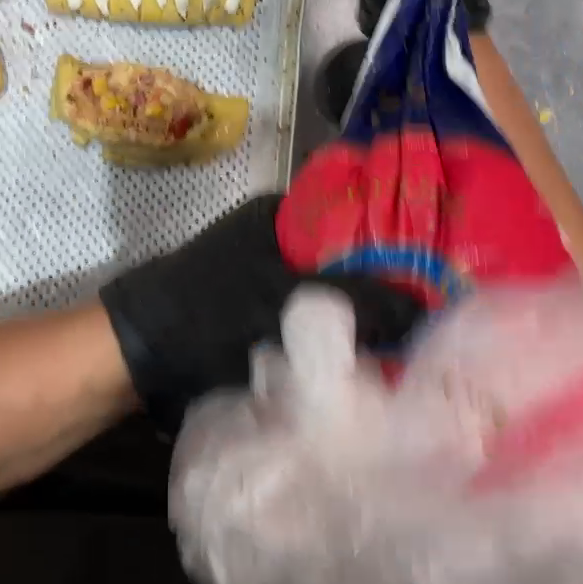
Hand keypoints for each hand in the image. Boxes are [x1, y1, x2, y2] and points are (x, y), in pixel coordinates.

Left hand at [99, 194, 423, 429]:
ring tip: (411, 351)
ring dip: (359, 323)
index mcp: (278, 215)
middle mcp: (273, 239)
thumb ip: (361, 300)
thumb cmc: (210, 313)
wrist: (137, 359)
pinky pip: (308, 325)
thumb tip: (432, 303)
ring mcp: (262, 279)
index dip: (401, 245)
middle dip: (385, 292)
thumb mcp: (289, 302)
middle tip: (435, 326)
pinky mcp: (254, 317)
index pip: (357, 215)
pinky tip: (365, 368)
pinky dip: (331, 342)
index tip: (444, 279)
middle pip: (348, 261)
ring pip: (329, 297)